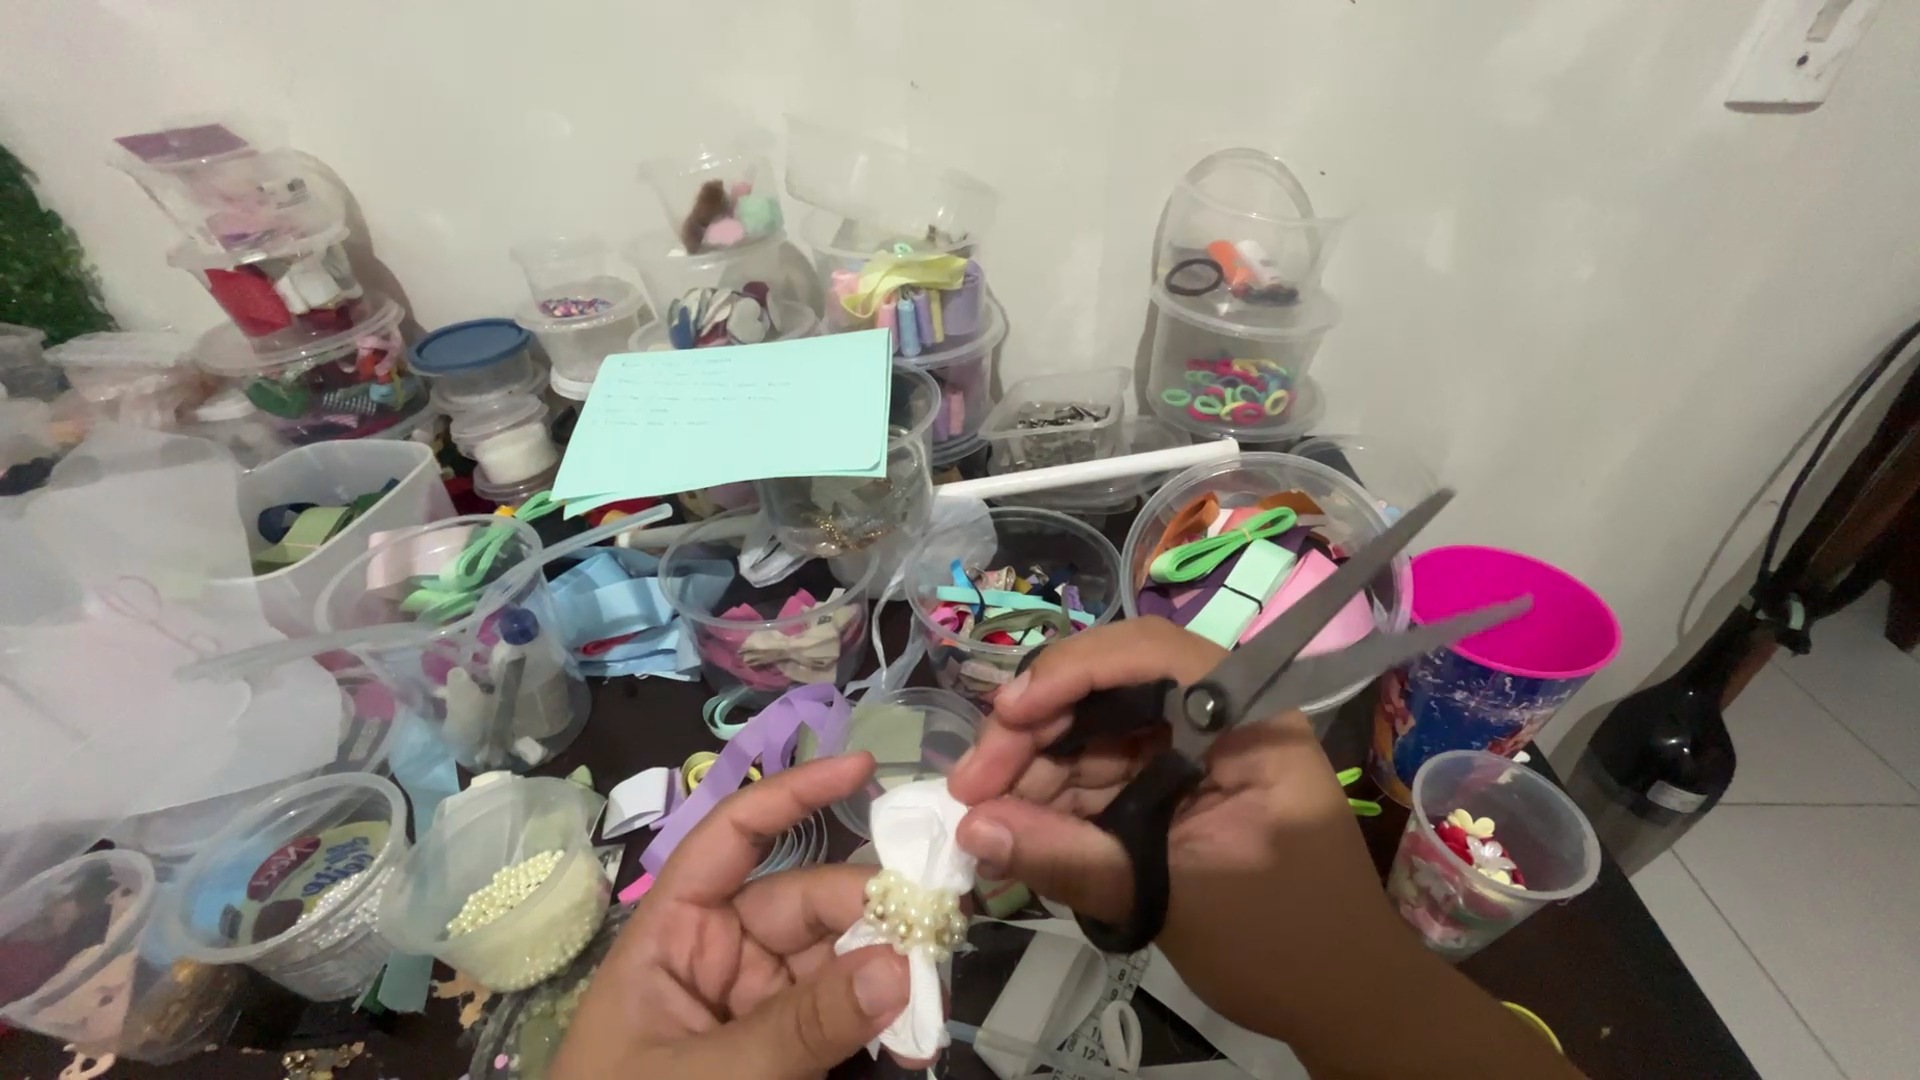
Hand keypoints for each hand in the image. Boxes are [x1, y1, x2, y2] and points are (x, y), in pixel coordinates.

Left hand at [552, 754, 912, 1079]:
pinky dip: (882, 1020)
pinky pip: (846, 1015)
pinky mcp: (792, 1053)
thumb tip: (900, 965)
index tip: (865, 769)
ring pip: (838, 957)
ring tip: (934, 994)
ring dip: (888, 969)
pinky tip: (914, 1037)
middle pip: (808, 901)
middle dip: (870, 910)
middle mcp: (722, 953)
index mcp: (676, 932)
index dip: (795, 793)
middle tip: (933, 935)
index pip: (735, 836)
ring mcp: (760, 1004)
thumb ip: (798, 1027)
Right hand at [945, 618, 1411, 1041]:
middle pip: (1104, 689)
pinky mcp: (1163, 780)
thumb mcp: (1176, 896)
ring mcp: (1185, 746)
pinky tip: (1009, 822)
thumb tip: (971, 832)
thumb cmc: (1287, 943)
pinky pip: (1093, 770)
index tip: (1008, 717)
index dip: (1072, 671)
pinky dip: (1050, 795)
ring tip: (978, 814)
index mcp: (1245, 716)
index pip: (1151, 654)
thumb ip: (1073, 860)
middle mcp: (1212, 713)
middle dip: (1031, 731)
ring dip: (1028, 767)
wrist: (1341, 1000)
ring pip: (1087, 729)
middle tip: (969, 785)